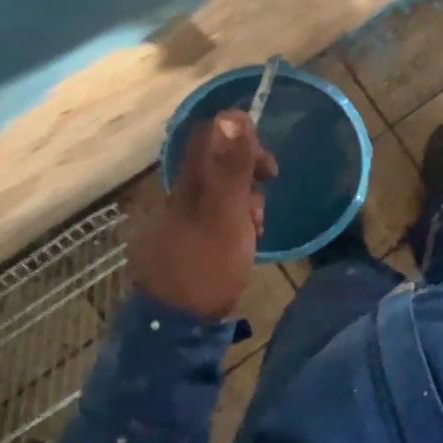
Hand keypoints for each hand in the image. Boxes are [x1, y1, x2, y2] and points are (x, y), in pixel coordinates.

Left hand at [131, 111, 278, 321]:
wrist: (173, 328)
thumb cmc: (206, 266)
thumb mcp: (226, 214)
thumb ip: (230, 166)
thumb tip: (232, 115)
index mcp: (188, 182)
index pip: (211, 135)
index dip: (243, 139)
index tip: (267, 166)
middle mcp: (180, 193)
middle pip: (217, 162)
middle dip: (249, 174)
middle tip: (268, 190)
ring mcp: (180, 219)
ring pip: (220, 192)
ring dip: (246, 201)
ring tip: (258, 227)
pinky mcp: (186, 242)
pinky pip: (215, 217)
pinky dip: (235, 222)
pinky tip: (246, 242)